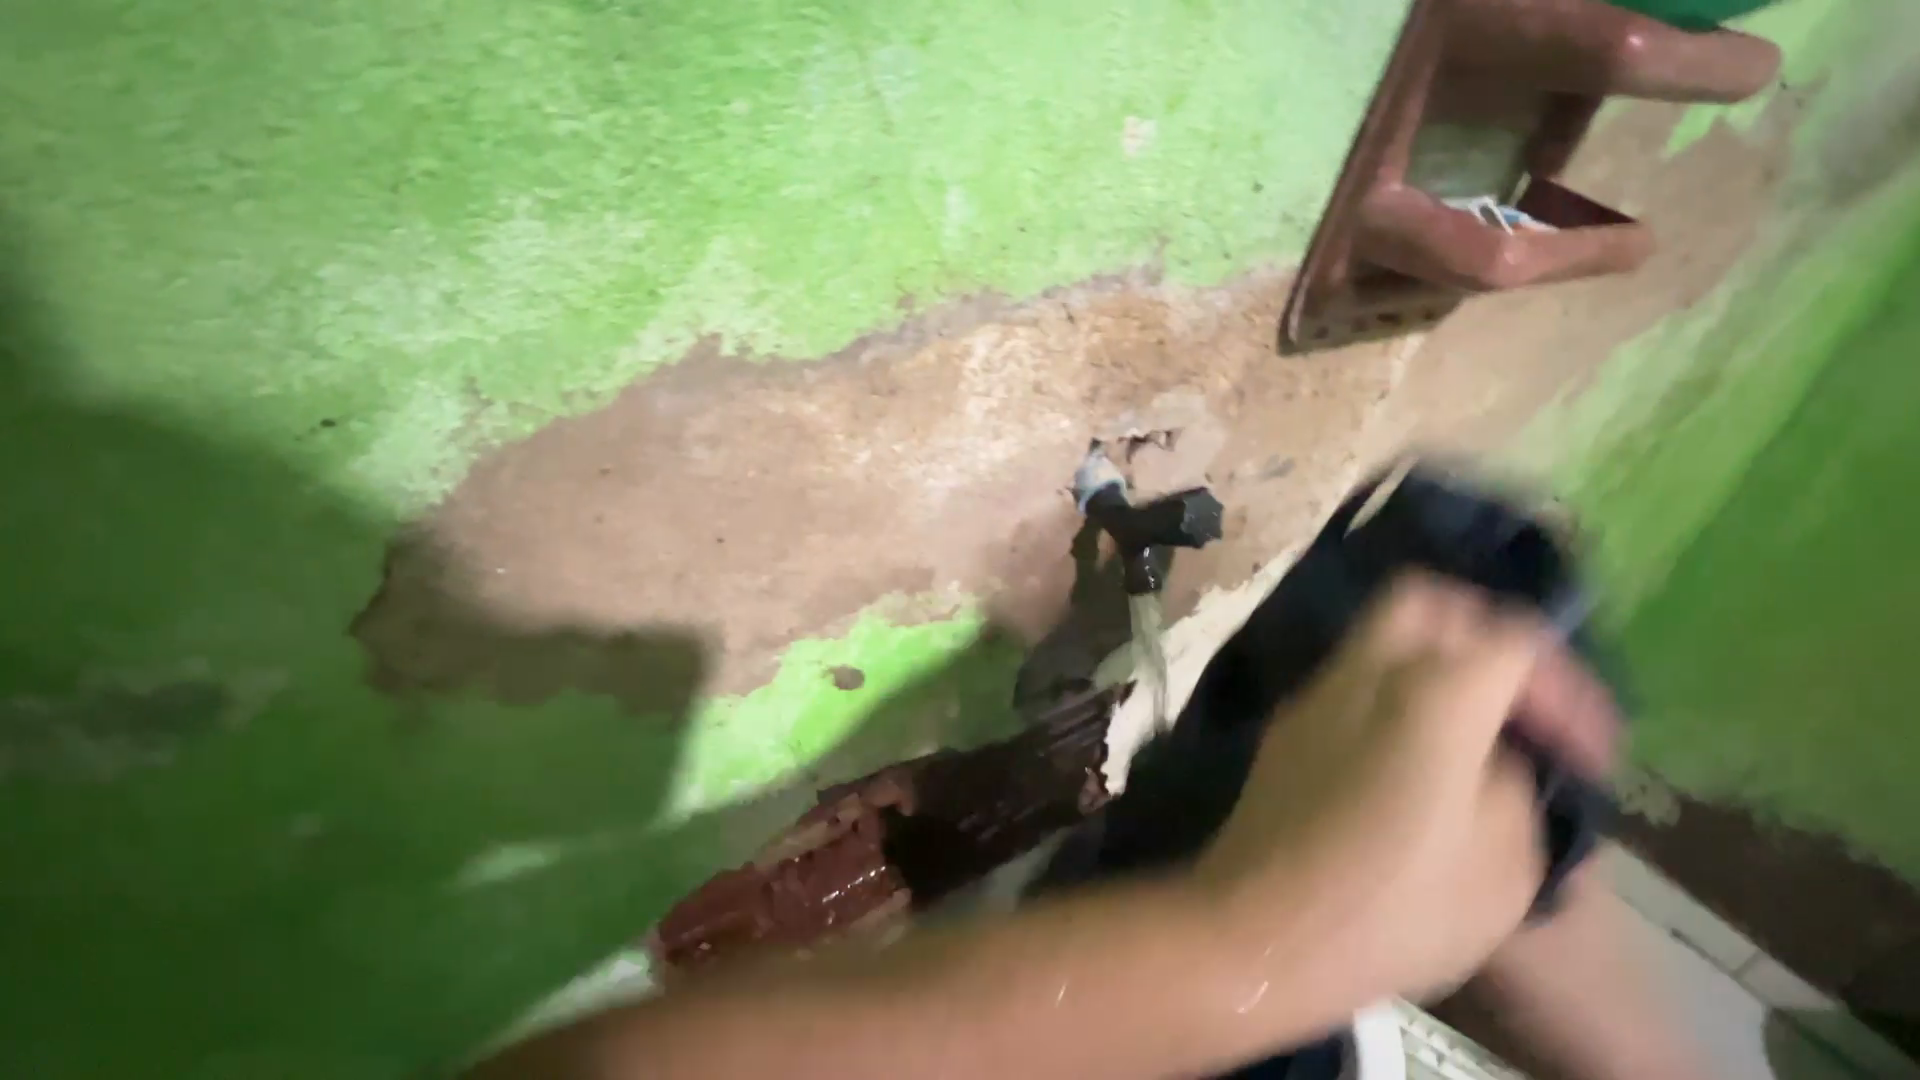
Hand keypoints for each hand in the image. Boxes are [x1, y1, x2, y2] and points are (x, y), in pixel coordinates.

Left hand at [1194, 574, 1618, 1009]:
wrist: (1261, 926)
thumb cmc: (1392, 911)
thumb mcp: (1502, 870)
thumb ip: (1510, 785)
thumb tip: (1490, 754)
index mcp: (1432, 698)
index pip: (1514, 637)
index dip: (1567, 684)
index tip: (1584, 749)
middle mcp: (1365, 675)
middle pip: (1429, 602)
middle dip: (1485, 633)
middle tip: (1517, 701)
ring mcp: (1316, 694)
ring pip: (1380, 634)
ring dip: (1434, 660)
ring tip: (1469, 726)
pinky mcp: (1287, 722)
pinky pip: (1349, 676)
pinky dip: (1391, 688)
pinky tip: (1410, 748)